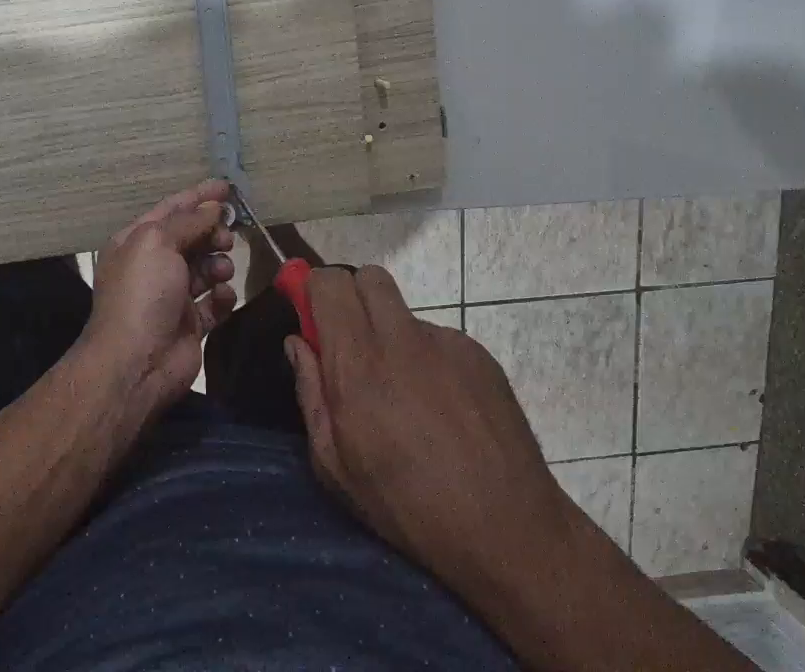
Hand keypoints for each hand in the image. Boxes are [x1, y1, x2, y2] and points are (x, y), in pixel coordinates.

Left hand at [75, 180, 236, 422]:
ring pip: (206, 268)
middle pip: (192, 237)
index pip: (171, 209)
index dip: (199, 196)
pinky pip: (214, 302)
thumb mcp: (157, 242)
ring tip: (221, 270)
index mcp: (136, 242)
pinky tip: (222, 296)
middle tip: (229, 236)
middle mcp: (152, 266)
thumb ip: (188, 221)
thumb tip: (213, 207)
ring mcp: (172, 296)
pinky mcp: (190, 324)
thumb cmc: (142, 294)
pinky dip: (222, 295)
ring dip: (219, 264)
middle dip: (213, 232)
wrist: (136, 362)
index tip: (229, 187)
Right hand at [285, 267, 572, 595]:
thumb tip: (298, 343)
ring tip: (403, 395)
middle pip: (369, 277)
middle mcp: (403, 339)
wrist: (506, 528)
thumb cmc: (405, 505)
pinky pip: (438, 340)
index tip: (309, 317)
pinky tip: (440, 409)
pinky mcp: (479, 356)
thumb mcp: (334, 464)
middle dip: (351, 297)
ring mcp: (447, 343)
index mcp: (358, 364)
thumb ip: (310, 392)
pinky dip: (427, 359)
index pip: (329, 283)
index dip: (313, 289)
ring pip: (404, 313)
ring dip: (389, 334)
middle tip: (349, 345)